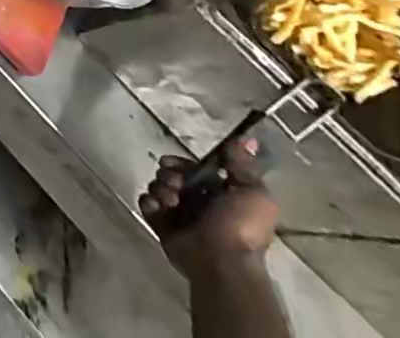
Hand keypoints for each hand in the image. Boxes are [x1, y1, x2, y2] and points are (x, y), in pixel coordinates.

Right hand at [137, 138, 277, 280]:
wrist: (222, 260)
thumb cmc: (239, 226)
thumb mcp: (252, 193)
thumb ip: (243, 166)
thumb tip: (248, 139)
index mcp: (219, 194)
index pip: (193, 168)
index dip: (183, 162)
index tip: (174, 162)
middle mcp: (198, 202)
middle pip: (172, 174)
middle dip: (169, 174)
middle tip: (174, 184)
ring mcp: (178, 214)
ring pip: (158, 186)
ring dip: (160, 188)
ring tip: (170, 200)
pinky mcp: (162, 226)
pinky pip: (147, 205)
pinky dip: (149, 203)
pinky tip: (158, 207)